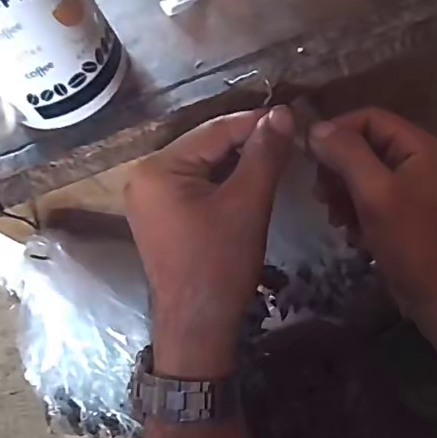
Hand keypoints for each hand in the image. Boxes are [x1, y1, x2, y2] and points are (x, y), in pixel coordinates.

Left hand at [125, 106, 295, 376]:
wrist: (198, 324)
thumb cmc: (220, 264)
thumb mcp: (247, 204)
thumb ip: (264, 154)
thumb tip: (283, 113)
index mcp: (158, 169)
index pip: (214, 131)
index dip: (255, 122)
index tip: (292, 117)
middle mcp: (144, 178)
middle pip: (205, 147)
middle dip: (246, 143)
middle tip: (288, 139)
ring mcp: (149, 201)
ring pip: (202, 168)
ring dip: (237, 163)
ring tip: (275, 159)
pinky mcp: (160, 219)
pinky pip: (195, 189)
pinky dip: (223, 184)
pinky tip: (249, 184)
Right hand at [307, 108, 436, 327]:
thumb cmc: (410, 242)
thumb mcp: (375, 194)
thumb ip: (346, 155)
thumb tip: (316, 128)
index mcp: (420, 147)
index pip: (370, 118)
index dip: (336, 131)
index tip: (308, 156)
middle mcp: (418, 161)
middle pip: (365, 146)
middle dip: (338, 168)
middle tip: (321, 195)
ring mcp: (411, 189)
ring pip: (363, 175)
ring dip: (342, 194)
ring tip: (335, 218)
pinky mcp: (403, 214)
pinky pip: (370, 200)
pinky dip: (355, 213)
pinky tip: (351, 233)